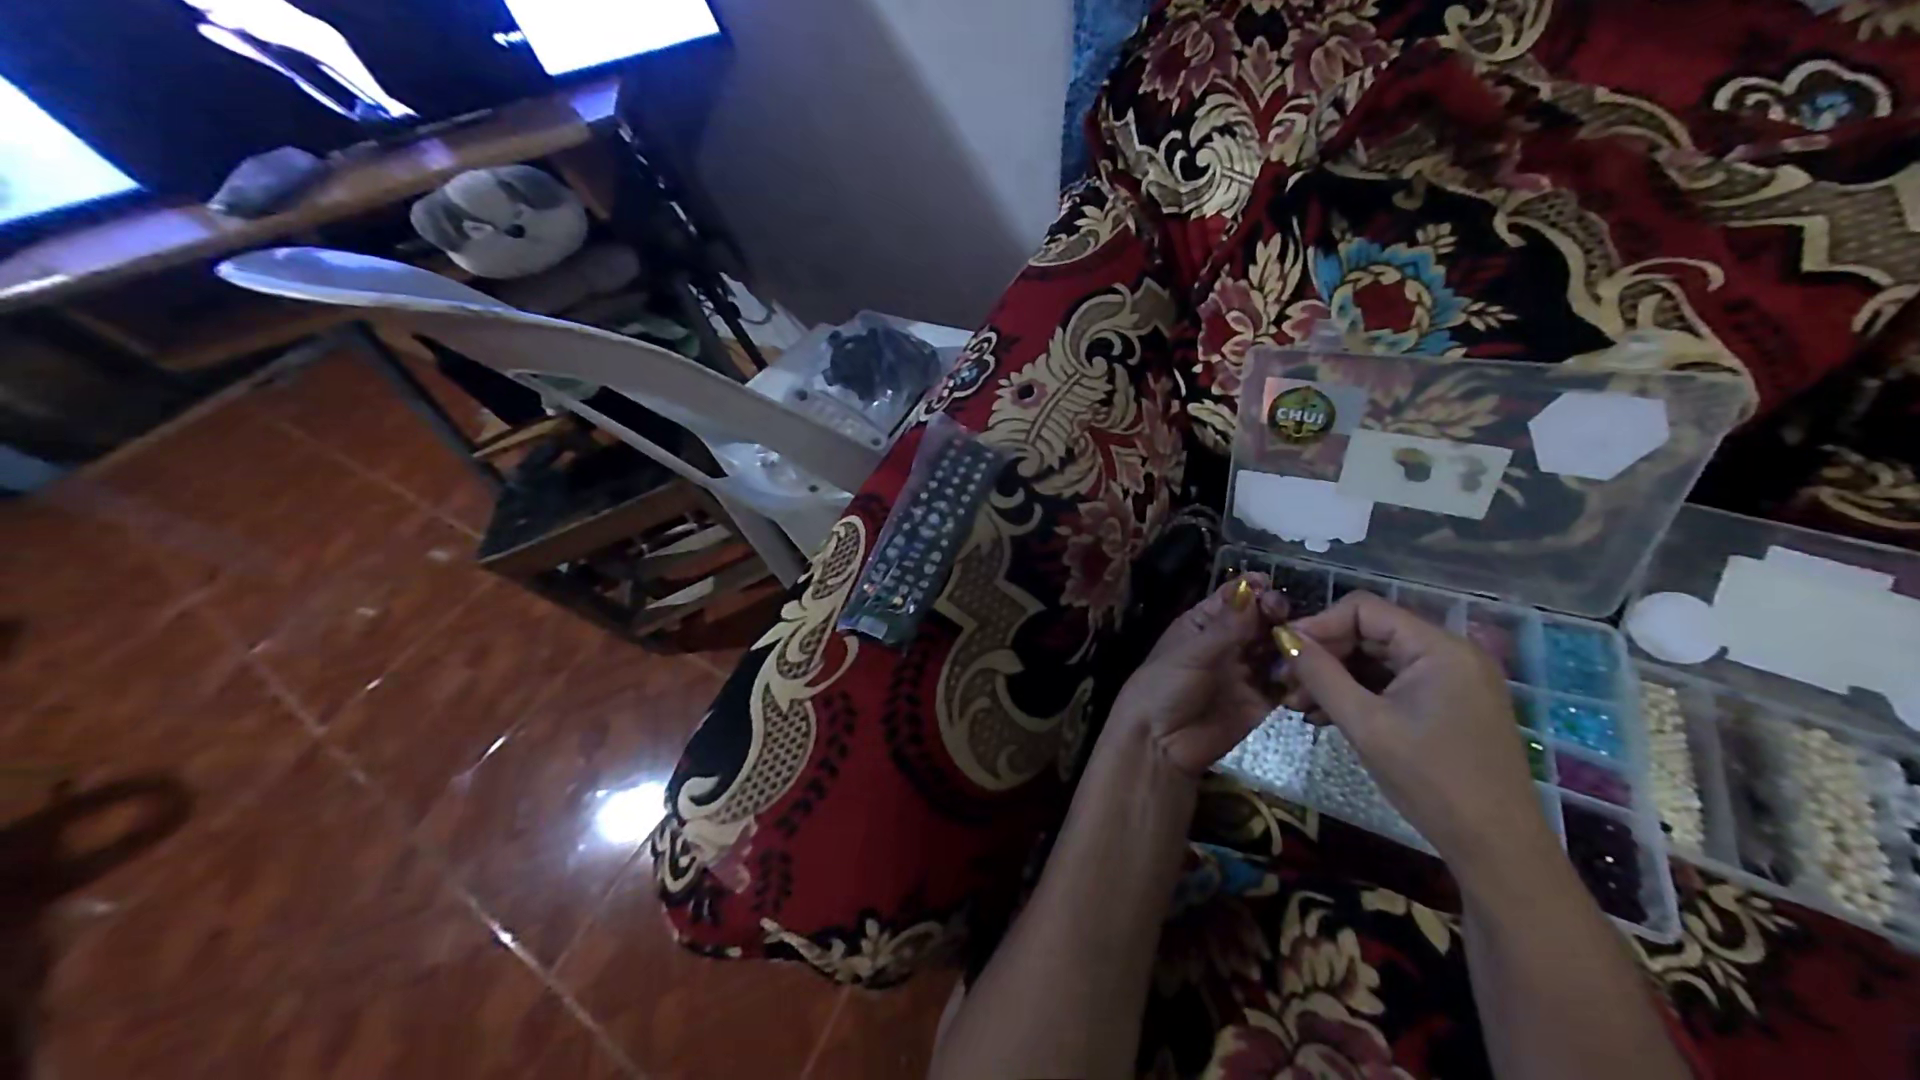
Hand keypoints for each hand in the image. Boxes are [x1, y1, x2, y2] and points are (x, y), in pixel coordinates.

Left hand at [1109, 575, 1287, 777]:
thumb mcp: (1191, 653)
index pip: (1234, 598)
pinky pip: (1287, 681)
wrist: (1159, 745)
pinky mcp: (1262, 699)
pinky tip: (1305, 671)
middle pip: (1262, 620)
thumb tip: (1253, 587)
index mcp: (1204, 624)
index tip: (1270, 590)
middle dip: (1277, 616)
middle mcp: (1228, 643)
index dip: (1254, 591)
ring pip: (1279, 648)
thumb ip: (1226, 626)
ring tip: (1301, 645)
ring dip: (1291, 643)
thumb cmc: (1164, 689)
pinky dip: (1298, 675)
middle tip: (1287, 620)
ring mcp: (1247, 670)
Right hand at [1283, 591, 1553, 875]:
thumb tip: (1284, 638)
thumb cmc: (1430, 780)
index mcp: (1439, 648)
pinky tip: (1323, 715)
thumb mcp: (1365, 724)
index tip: (1284, 653)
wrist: (1495, 847)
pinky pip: (1391, 683)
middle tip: (1285, 684)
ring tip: (1297, 705)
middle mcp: (1449, 653)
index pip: (1364, 610)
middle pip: (1369, 632)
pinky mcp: (1446, 704)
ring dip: (1334, 677)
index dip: (1319, 625)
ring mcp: (1450, 679)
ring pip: (1376, 659)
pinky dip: (1356, 693)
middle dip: (1323, 655)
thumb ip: (1321, 674)